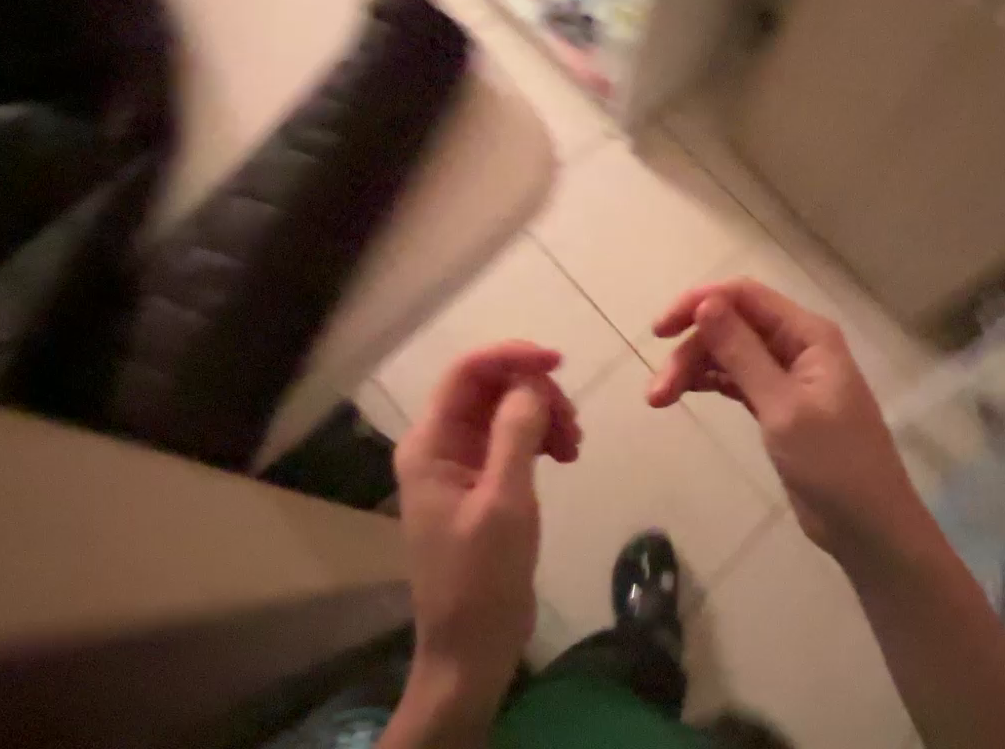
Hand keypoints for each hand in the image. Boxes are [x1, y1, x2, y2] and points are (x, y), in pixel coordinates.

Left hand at [388, 342, 580, 744]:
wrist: (471, 648)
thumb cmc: (481, 578)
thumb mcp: (504, 502)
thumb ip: (516, 433)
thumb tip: (532, 382)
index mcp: (430, 443)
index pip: (467, 372)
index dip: (512, 356)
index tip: (559, 363)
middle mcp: (440, 444)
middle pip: (491, 388)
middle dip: (536, 394)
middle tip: (573, 426)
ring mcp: (461, 462)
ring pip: (507, 410)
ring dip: (544, 416)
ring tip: (574, 446)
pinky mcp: (481, 481)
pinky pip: (513, 437)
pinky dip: (542, 437)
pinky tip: (565, 456)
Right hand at [648, 280, 929, 566]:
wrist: (868, 526)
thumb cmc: (833, 464)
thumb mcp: (783, 407)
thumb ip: (743, 353)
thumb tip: (705, 303)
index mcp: (808, 334)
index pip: (744, 296)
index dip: (698, 302)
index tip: (660, 331)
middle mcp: (797, 344)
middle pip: (731, 325)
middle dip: (691, 349)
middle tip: (656, 392)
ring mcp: (787, 374)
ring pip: (728, 353)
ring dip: (693, 368)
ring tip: (658, 400)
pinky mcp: (777, 403)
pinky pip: (735, 378)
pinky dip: (708, 382)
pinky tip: (681, 394)